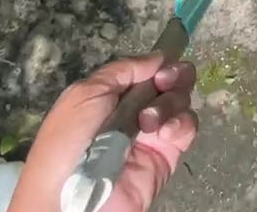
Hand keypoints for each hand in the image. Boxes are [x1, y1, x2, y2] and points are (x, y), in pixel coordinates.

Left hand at [10, 54, 198, 211]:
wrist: (70, 201)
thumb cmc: (68, 144)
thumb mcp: (83, 95)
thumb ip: (122, 69)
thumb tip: (159, 58)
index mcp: (114, 96)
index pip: (149, 69)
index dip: (158, 64)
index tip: (157, 69)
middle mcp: (136, 110)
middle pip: (173, 78)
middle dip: (174, 75)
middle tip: (163, 84)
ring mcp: (154, 131)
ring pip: (181, 98)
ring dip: (170, 102)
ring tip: (148, 122)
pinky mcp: (169, 151)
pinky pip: (188, 125)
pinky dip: (181, 123)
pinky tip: (164, 133)